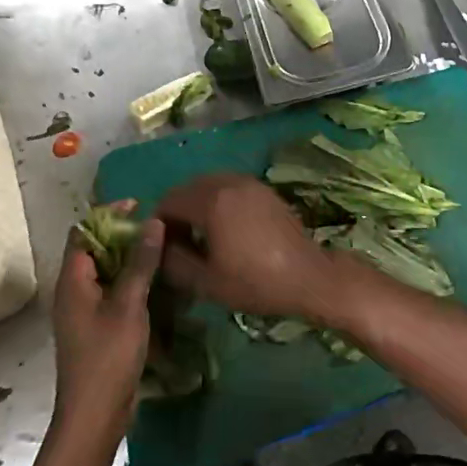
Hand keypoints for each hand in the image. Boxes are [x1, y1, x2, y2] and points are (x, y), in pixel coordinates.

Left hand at [51, 212, 163, 436]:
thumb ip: (141, 263)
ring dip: (131, 261)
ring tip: (163, 253)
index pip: (83, 232)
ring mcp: (84, 312)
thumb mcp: (129, 305)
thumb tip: (153, 222)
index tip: (140, 206)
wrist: (95, 414)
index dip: (108, 215)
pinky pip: (112, 293)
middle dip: (124, 236)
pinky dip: (131, 283)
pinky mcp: (96, 328)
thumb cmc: (108, 357)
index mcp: (72, 281)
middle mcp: (73, 292)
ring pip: (106, 273)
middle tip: (159, 231)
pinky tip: (158, 286)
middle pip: (95, 251)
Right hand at [156, 175, 349, 320]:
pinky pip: (229, 187)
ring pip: (209, 185)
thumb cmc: (256, 282)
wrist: (309, 277)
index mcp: (211, 201)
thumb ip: (173, 261)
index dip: (159, 225)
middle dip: (177, 212)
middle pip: (187, 188)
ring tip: (202, 236)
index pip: (168, 202)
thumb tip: (157, 246)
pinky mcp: (264, 189)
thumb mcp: (206, 281)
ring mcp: (249, 183)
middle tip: (180, 243)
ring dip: (197, 205)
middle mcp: (228, 182)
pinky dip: (218, 201)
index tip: (162, 248)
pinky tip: (226, 229)